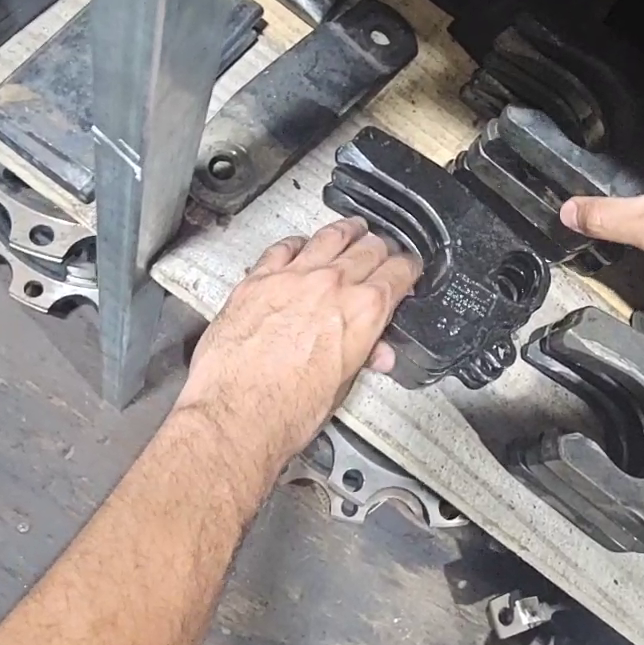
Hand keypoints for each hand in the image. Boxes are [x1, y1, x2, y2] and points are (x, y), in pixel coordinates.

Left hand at [174, 218, 420, 468]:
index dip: (407, 268)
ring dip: (346, 232)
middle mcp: (332, 285)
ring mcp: (293, 277)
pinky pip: (283, 247)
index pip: (398, 272)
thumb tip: (376, 352)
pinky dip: (297, 243)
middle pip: (367, 248)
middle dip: (380, 248)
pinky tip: (299, 245)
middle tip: (382, 251)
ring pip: (328, 237)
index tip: (407, 269)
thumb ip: (363, 356)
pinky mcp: (257, 279)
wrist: (235, 414)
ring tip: (351, 229)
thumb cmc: (286, 411)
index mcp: (363, 311)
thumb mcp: (343, 386)